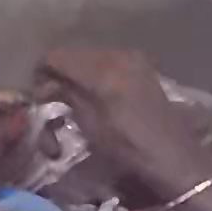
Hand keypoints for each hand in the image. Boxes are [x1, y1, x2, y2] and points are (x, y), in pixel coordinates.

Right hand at [36, 48, 211, 207]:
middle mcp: (116, 55)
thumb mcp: (89, 124)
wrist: (175, 158)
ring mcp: (132, 58)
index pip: (56, 56)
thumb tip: (48, 84)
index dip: (41, 71)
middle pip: (73, 52)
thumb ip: (67, 95)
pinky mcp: (142, 65)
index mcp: (101, 71)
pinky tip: (95, 90)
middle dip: (59, 70)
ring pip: (90, 55)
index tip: (37, 90)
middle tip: (52, 93)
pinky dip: (95, 71)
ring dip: (77, 70)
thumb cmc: (128, 148)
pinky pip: (108, 59)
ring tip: (74, 92)